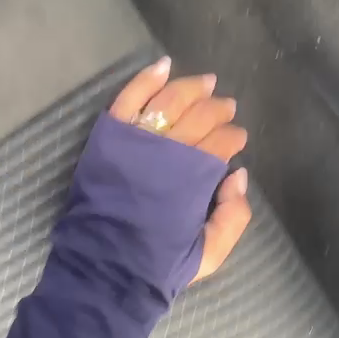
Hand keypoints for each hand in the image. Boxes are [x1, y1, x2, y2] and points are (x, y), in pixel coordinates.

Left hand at [109, 58, 252, 282]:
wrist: (101, 271)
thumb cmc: (157, 264)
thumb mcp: (210, 255)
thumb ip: (234, 217)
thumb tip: (237, 175)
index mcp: (193, 180)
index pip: (220, 143)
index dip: (233, 136)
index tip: (237, 138)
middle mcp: (167, 154)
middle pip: (200, 116)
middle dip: (219, 109)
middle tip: (227, 107)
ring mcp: (137, 142)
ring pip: (169, 101)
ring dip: (192, 87)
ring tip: (207, 82)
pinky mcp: (110, 138)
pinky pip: (129, 99)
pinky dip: (147, 79)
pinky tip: (164, 66)